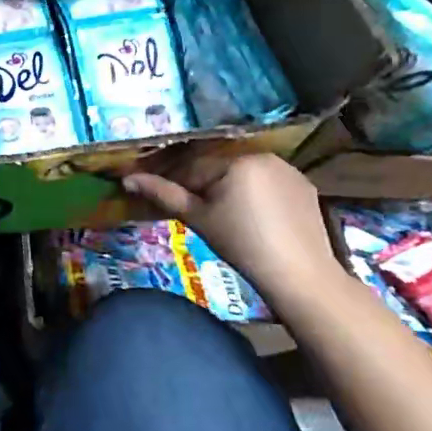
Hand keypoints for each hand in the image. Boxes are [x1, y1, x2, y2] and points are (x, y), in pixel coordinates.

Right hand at [123, 153, 343, 302]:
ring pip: (243, 172)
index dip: (174, 182)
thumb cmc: (241, 244)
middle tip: (196, 211)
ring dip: (229, 186)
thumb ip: (163, 194)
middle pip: (218, 165)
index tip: (165, 199)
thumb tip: (128, 179)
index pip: (193, 165)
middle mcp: (263, 154)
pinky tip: (254, 217)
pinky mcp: (303, 185)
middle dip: (203, 184)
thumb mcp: (198, 218)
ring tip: (224, 215)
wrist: (301, 276)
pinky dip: (256, 192)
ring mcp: (287, 168)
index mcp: (235, 158)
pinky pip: (269, 181)